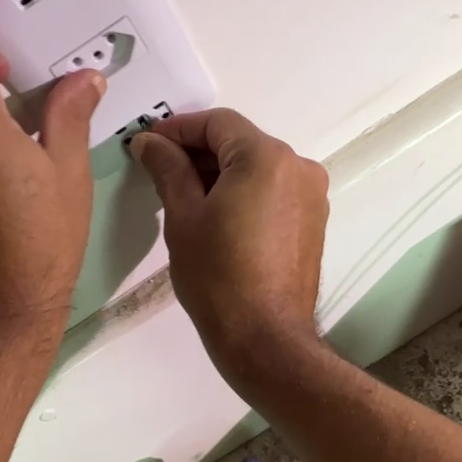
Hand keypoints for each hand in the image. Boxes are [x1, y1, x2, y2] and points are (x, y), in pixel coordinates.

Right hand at [129, 109, 329, 375]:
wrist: (265, 338)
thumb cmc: (217, 277)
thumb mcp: (183, 218)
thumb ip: (168, 169)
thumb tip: (150, 141)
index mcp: (266, 157)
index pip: (217, 123)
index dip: (178, 129)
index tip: (148, 144)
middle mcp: (299, 167)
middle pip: (241, 144)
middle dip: (199, 153)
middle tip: (160, 174)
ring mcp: (312, 196)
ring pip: (259, 169)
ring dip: (222, 175)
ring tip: (185, 199)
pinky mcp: (314, 223)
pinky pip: (274, 193)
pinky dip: (245, 195)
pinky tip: (218, 219)